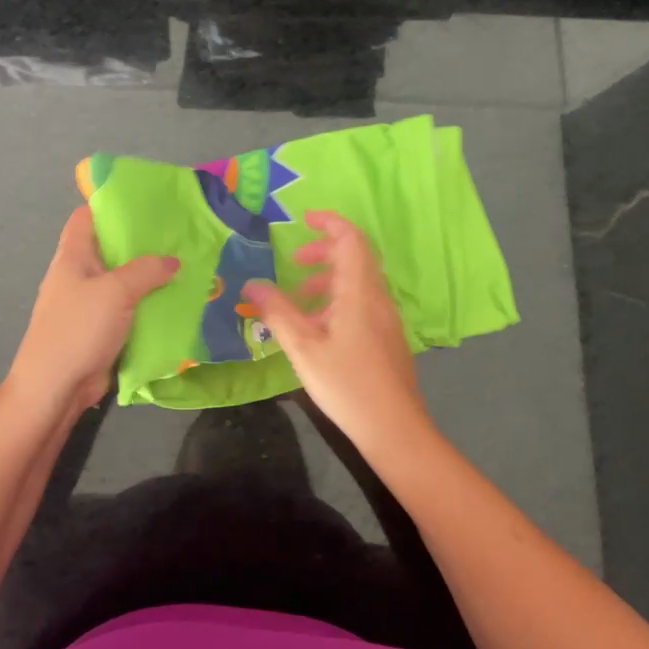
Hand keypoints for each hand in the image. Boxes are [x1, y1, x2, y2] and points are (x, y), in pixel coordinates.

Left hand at [8, 206, 178, 414]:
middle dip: (141, 243)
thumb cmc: (78, 329)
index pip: (85, 217)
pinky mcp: (100, 331)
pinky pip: (127, 311)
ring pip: (122, 282)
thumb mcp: (116, 292)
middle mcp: (79, 276)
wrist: (54, 388)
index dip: (110, 206)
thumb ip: (146, 271)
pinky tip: (175, 303)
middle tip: (177, 235)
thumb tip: (173, 261)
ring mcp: (89, 305)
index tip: (144, 203)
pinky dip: (147, 306)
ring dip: (148, 278)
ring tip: (185, 266)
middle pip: (110, 249)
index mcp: (73, 257)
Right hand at [243, 211, 431, 450]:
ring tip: (300, 298)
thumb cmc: (347, 385)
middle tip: (295, 260)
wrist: (395, 429)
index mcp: (359, 292)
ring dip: (329, 278)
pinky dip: (338, 299)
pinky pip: (362, 302)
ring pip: (359, 281)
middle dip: (324, 250)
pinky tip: (319, 328)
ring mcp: (386, 318)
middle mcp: (377, 298)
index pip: (351, 239)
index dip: (330, 222)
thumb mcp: (303, 348)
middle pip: (356, 256)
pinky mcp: (387, 338)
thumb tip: (253, 283)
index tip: (305, 219)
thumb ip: (277, 312)